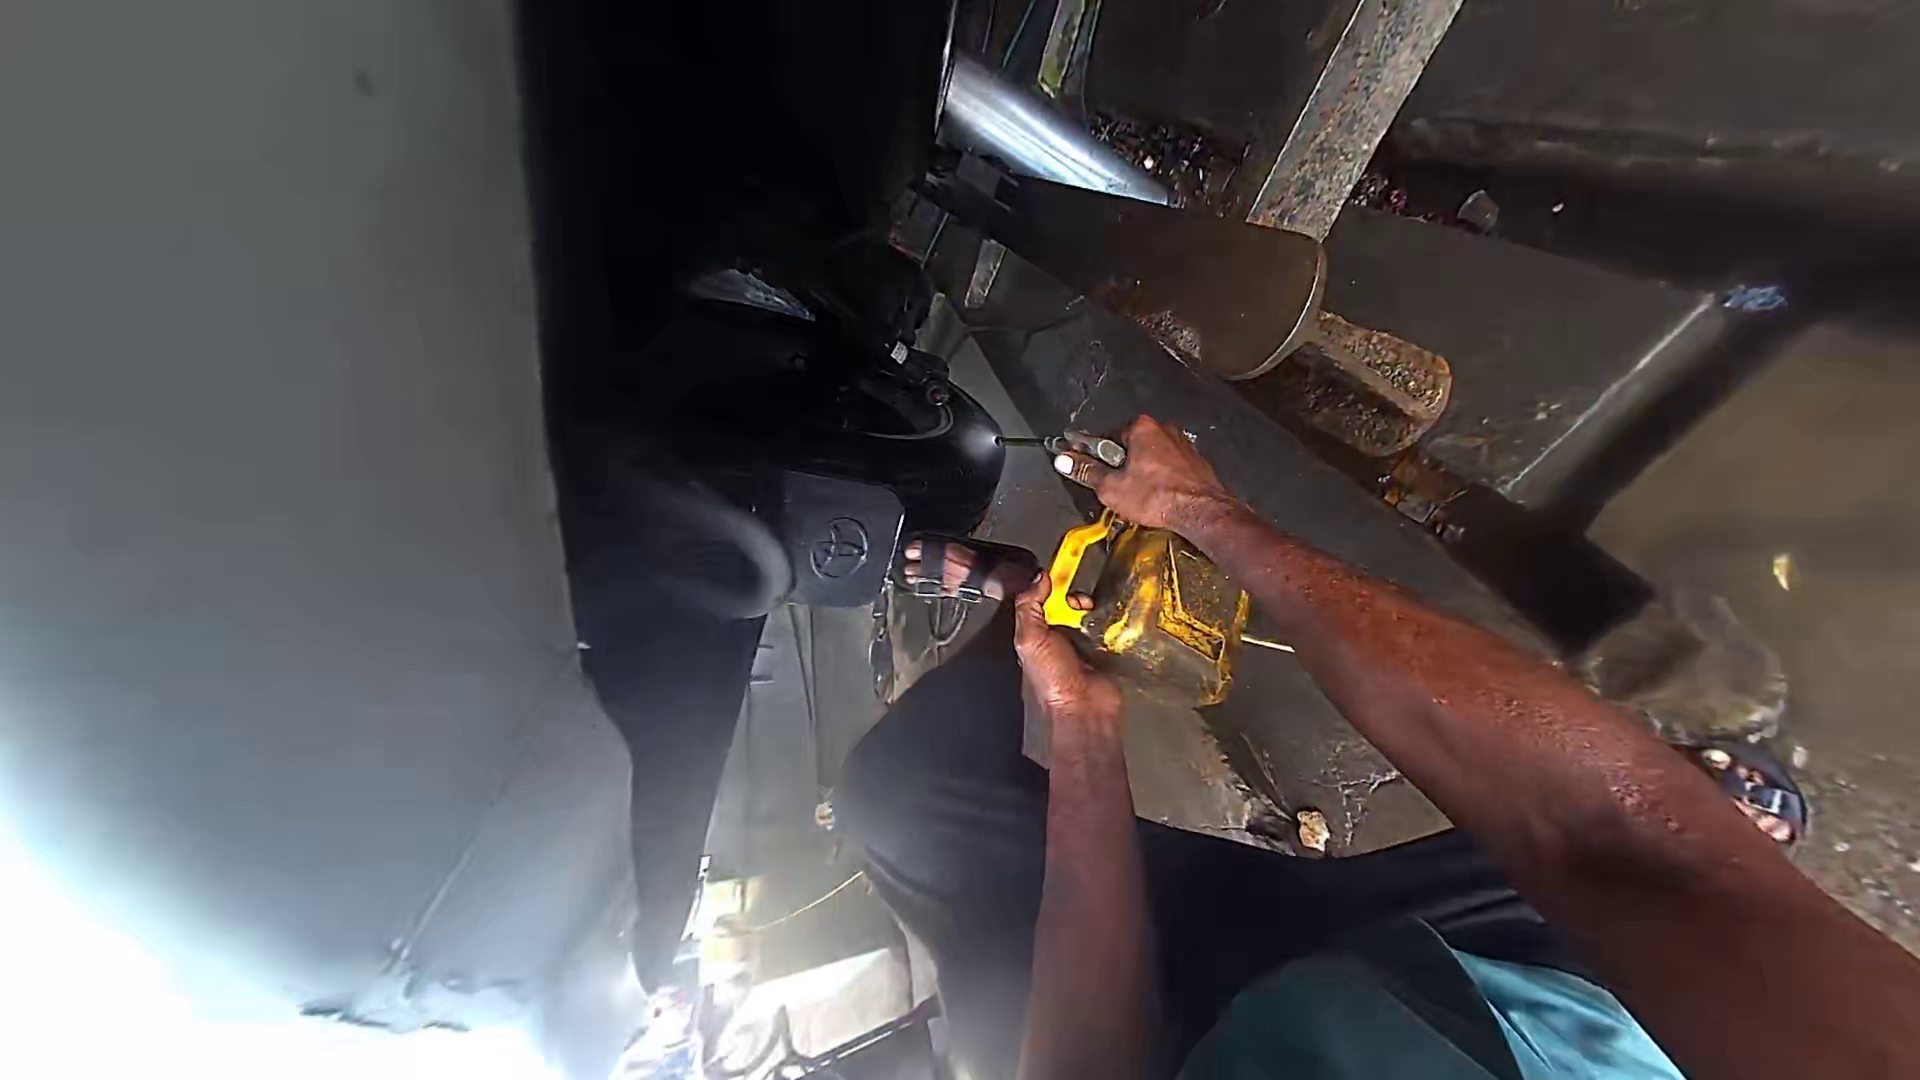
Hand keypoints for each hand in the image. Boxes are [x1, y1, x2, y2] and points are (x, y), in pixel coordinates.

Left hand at [1012, 572, 1122, 721]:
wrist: (1085, 707)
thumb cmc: (1053, 681)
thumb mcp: (1030, 639)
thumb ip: (1028, 607)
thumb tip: (1037, 579)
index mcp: (1034, 632)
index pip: (1039, 597)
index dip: (1048, 584)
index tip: (1059, 572)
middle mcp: (1057, 634)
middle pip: (1065, 600)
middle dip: (1072, 595)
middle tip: (1076, 603)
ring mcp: (1080, 640)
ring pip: (1086, 609)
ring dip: (1091, 607)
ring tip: (1091, 613)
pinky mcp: (1102, 645)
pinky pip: (1106, 622)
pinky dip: (1108, 617)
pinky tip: (1107, 618)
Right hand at [1056, 415, 1234, 531]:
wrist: (1200, 512)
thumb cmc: (1158, 497)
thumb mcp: (1111, 487)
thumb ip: (1086, 471)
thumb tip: (1065, 460)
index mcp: (1141, 428)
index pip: (1106, 437)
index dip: (1093, 454)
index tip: (1085, 465)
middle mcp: (1163, 429)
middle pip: (1129, 446)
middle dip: (1119, 464)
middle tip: (1112, 486)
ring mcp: (1181, 445)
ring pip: (1149, 456)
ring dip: (1139, 472)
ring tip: (1135, 494)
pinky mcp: (1193, 462)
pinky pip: (1167, 467)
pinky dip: (1158, 478)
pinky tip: (1155, 496)